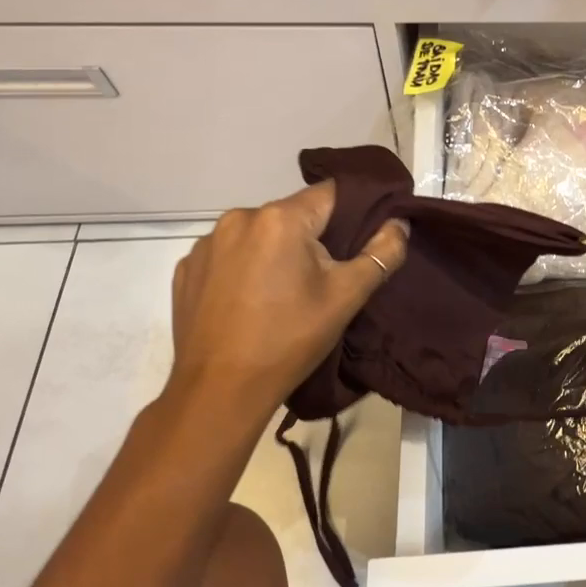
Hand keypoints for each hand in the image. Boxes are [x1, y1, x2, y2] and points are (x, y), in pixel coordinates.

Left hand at [168, 182, 408, 404]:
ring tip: (283, 292)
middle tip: (325, 276)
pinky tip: (250, 301)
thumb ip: (381, 253)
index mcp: (280, 219)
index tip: (364, 236)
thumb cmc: (289, 340)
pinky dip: (244, 268)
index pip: (329, 194)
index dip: (353, 210)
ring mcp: (206, 243)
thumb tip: (398, 222)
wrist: (218, 392)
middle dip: (312, 236)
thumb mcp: (346, 297)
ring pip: (259, 233)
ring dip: (276, 251)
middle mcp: (239, 218)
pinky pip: (228, 254)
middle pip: (292, 214)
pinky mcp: (186, 269)